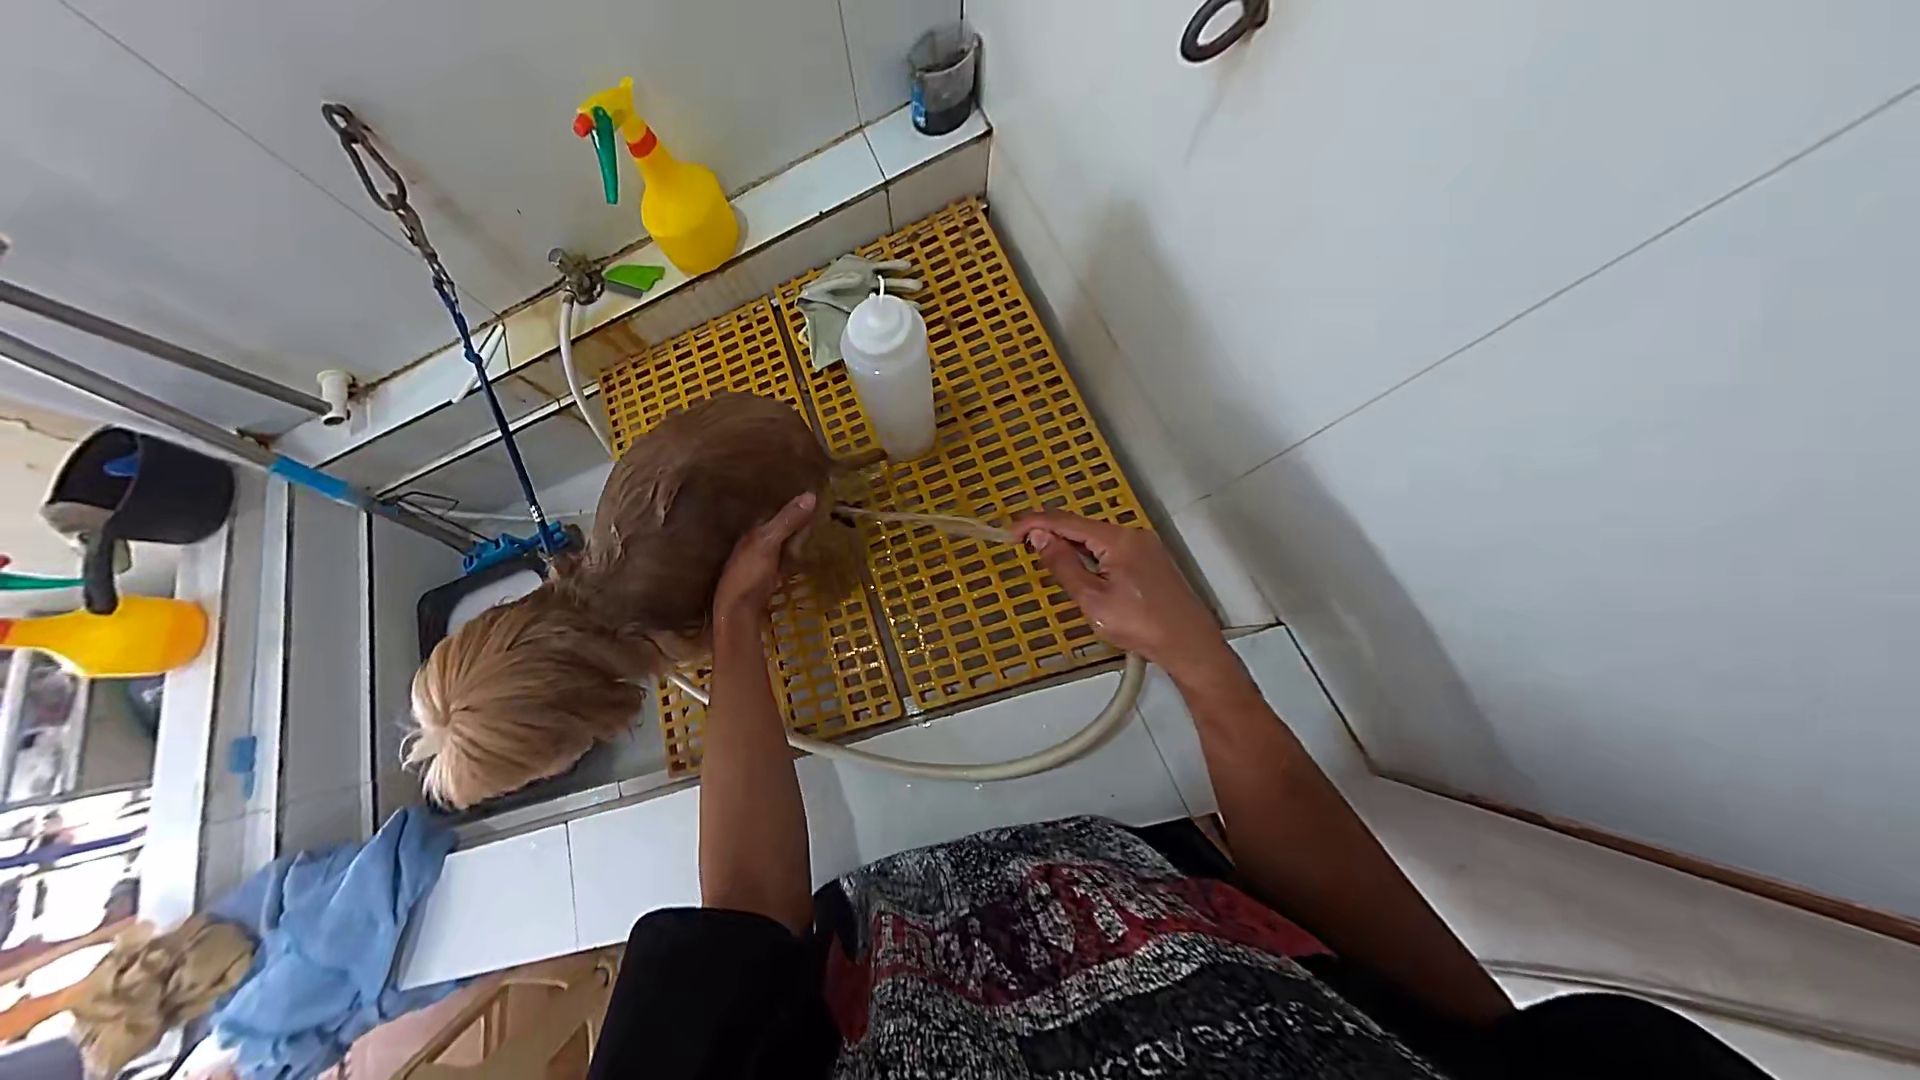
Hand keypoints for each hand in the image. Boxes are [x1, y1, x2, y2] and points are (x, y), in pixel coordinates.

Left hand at [712, 493, 816, 626]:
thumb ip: (787, 521)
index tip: (813, 493)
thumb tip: (810, 494)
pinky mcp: (767, 581)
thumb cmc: (749, 575)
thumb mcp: (769, 543)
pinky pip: (785, 560)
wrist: (738, 614)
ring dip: (796, 537)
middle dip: (795, 518)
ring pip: (781, 543)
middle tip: (821, 509)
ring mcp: (759, 564)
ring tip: (819, 528)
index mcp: (750, 533)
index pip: (773, 510)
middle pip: (777, 527)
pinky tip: (807, 554)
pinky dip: (796, 555)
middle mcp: (753, 545)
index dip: (790, 502)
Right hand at [1011, 510, 1238, 684]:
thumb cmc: (1140, 625)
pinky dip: (1089, 553)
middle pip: (1082, 525)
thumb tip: (1039, 536)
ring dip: (1070, 544)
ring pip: (1097, 537)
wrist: (1189, 645)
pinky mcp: (1150, 560)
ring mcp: (1144, 546)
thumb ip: (1063, 565)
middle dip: (1051, 532)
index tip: (1010, 533)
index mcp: (1118, 539)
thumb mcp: (1092, 599)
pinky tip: (1080, 570)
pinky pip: (1111, 547)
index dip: (1034, 523)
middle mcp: (1132, 534)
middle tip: (1023, 547)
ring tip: (1047, 559)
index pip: (1066, 521)